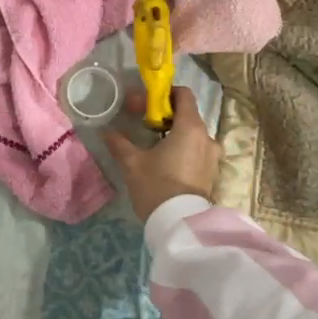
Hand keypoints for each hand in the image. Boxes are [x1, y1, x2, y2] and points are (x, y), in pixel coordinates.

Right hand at [104, 86, 219, 224]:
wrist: (179, 224)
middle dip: (166, 115)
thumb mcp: (132, 163)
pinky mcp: (212, 172)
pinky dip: (184, 149)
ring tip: (155, 145)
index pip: (184, 94)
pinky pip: (198, 150)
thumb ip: (119, 142)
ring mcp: (212, 156)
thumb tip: (105, 130)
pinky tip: (167, 162)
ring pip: (193, 134)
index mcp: (190, 127)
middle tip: (143, 124)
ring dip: (175, 133)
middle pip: (188, 114)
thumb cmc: (156, 186)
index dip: (165, 94)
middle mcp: (207, 136)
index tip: (146, 104)